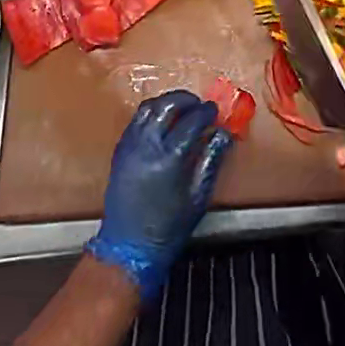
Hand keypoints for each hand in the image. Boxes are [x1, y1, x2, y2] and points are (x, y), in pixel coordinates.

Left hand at [86, 89, 231, 300]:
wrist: (129, 245)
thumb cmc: (169, 225)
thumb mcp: (198, 196)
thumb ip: (211, 159)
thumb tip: (224, 133)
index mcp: (169, 158)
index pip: (191, 121)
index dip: (205, 112)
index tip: (215, 111)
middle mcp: (147, 146)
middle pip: (167, 106)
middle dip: (185, 100)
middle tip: (199, 105)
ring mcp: (130, 145)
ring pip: (148, 108)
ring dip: (167, 102)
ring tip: (182, 108)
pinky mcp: (120, 150)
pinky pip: (136, 120)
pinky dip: (152, 113)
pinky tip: (163, 121)